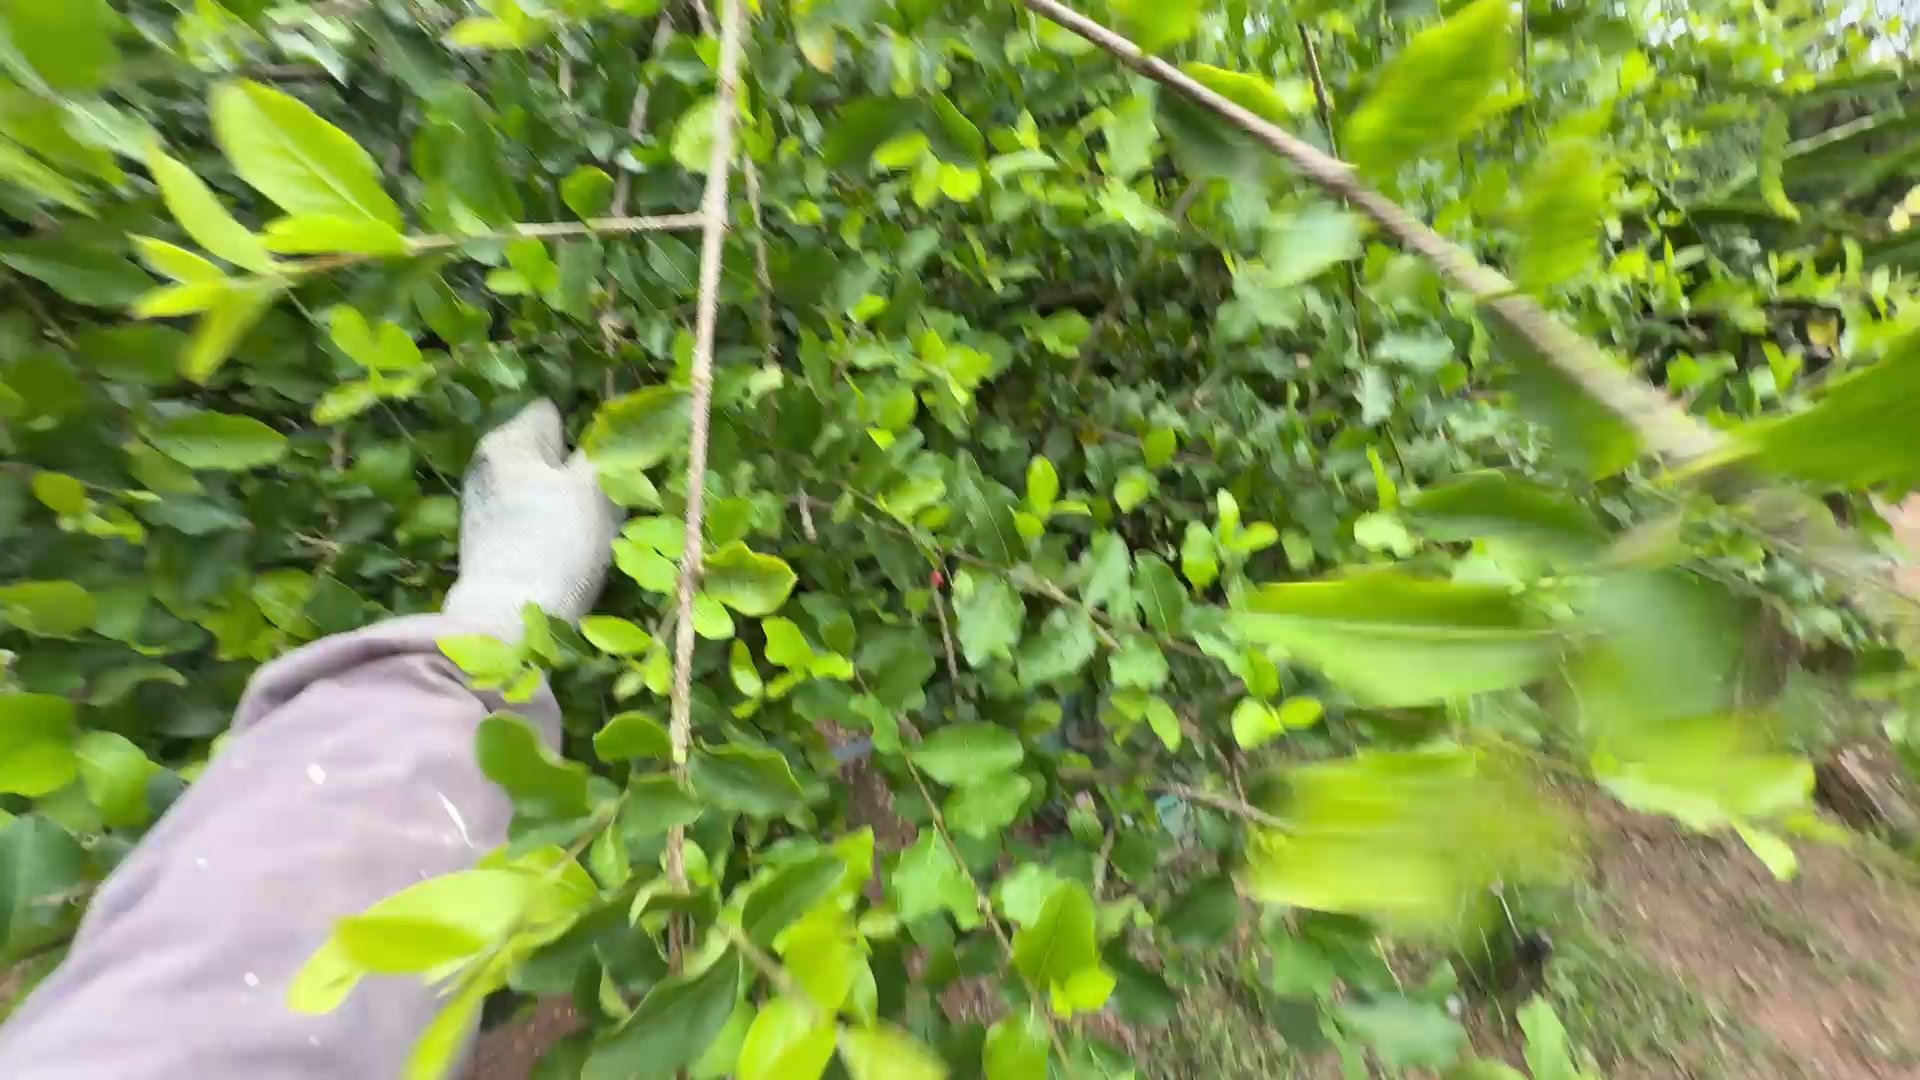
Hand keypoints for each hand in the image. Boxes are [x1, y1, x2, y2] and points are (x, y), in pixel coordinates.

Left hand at [443, 400, 618, 639]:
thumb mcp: (596, 487)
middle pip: (549, 451)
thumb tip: (621, 428)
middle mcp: (489, 463)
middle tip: (611, 494)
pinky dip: (555, 525)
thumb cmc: (557, 540)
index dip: (587, 427)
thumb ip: (608, 452)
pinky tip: (571, 549)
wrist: (511, 615)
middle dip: (580, 467)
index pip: (552, 411)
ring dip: (572, 499)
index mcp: (509, 441)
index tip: (613, 453)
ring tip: (595, 527)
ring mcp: (487, 502)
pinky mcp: (491, 538)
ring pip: (545, 485)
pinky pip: (535, 516)